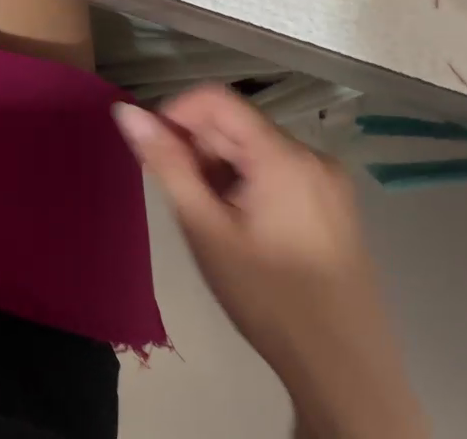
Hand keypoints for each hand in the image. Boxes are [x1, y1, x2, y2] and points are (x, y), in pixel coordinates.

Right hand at [114, 87, 427, 438]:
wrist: (343, 368)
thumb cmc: (266, 295)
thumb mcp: (204, 226)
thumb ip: (165, 162)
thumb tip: (124, 110)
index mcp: (285, 156)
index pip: (215, 99)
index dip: (174, 115)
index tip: (156, 156)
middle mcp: (313, 157)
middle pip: (233, 124)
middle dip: (195, 150)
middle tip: (184, 201)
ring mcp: (328, 182)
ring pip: (249, 149)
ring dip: (216, 171)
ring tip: (211, 221)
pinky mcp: (331, 204)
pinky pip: (272, 171)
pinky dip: (242, 185)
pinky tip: (238, 228)